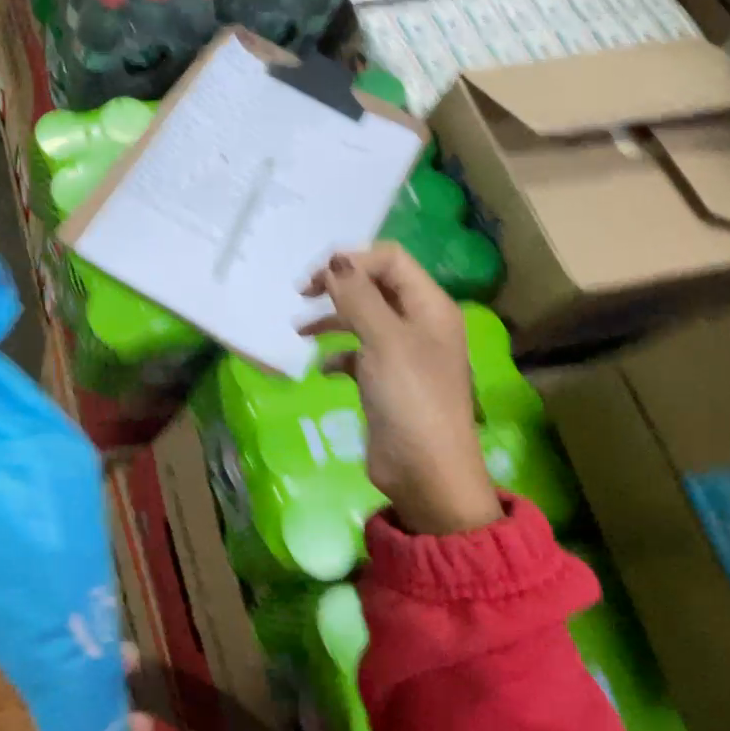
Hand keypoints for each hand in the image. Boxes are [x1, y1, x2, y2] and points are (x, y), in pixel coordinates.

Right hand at [300, 243, 500, 536]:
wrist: (425, 470)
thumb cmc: (410, 398)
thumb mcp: (383, 340)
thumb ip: (358, 297)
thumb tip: (334, 260)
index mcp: (429, 306)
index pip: (391, 260)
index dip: (354, 261)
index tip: (318, 278)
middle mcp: (419, 324)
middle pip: (376, 285)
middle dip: (339, 285)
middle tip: (302, 293)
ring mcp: (403, 354)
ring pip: (363, 318)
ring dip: (332, 317)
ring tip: (300, 330)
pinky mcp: (386, 381)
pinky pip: (357, 353)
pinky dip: (337, 353)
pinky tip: (324, 367)